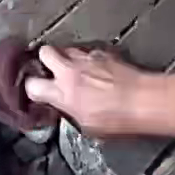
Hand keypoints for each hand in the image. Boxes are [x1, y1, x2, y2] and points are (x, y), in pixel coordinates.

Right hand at [23, 45, 150, 135]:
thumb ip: (70, 111)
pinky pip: (89, 50)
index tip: (36, 90)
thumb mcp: (87, 126)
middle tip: (53, 69)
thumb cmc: (117, 120)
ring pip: (68, 48)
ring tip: (75, 68)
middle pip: (45, 51)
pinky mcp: (104, 52)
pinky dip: (90, 58)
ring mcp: (87, 58)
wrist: (143, 100)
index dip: (31, 87)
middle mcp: (70, 71)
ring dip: (68, 57)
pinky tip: (98, 68)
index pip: (32, 84)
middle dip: (46, 58)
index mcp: (62, 93)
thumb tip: (67, 106)